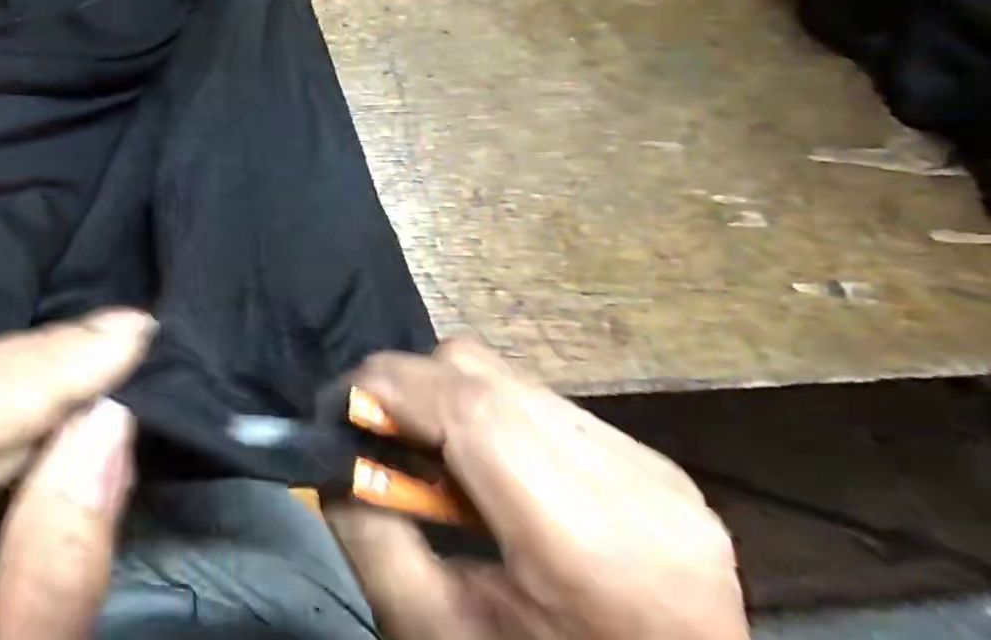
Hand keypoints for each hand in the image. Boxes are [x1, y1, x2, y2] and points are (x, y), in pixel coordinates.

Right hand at [327, 338, 746, 639]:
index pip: (472, 409)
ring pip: (511, 379)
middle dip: (408, 388)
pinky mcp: (656, 465)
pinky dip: (490, 416)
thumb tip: (334, 456)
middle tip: (370, 433)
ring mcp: (654, 469)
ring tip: (427, 459)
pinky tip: (483, 473)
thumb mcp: (439, 637)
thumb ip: (373, 538)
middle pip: (486, 377)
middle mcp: (634, 484)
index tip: (336, 405)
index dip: (390, 387)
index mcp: (589, 545)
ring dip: (446, 398)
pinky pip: (542, 403)